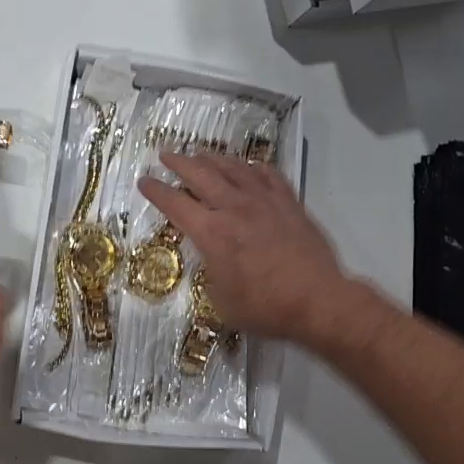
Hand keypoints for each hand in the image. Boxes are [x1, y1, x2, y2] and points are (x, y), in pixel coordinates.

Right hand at [138, 153, 355, 343]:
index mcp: (212, 233)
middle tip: (166, 155)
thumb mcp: (222, 301)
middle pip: (200, 174)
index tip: (144, 181)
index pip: (175, 203)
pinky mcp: (289, 202)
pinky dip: (252, 166)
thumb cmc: (266, 308)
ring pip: (233, 167)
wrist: (319, 301)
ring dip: (212, 158)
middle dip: (179, 162)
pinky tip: (247, 166)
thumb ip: (211, 274)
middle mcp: (234, 207)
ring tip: (201, 154)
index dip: (156, 190)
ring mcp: (264, 201)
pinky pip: (267, 174)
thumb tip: (213, 262)